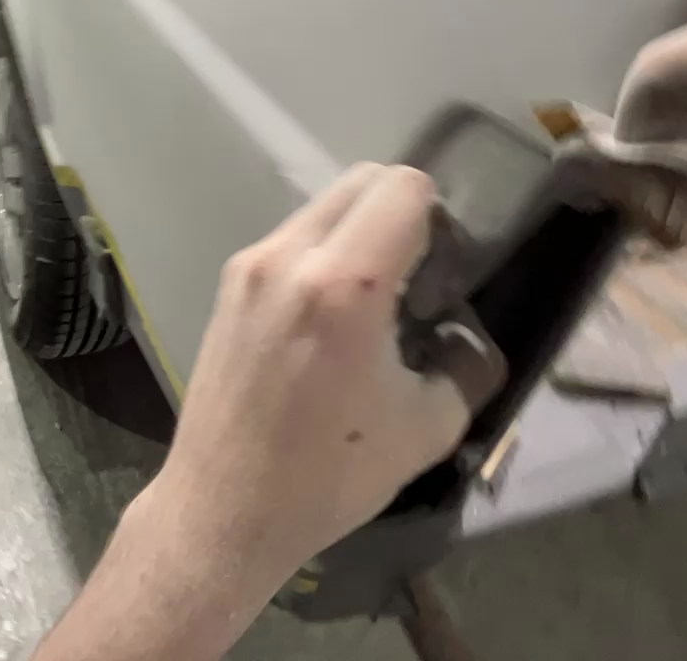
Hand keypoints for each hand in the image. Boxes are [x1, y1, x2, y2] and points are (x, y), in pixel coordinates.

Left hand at [139, 163, 470, 580]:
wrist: (222, 504)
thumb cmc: (327, 475)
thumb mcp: (425, 427)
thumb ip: (462, 363)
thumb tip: (464, 332)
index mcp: (342, 284)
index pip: (403, 189)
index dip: (438, 216)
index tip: (442, 266)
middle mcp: (289, 256)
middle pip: (362, 180)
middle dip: (402, 210)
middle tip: (415, 272)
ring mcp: (250, 264)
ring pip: (323, 206)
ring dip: (359, 229)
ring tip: (369, 297)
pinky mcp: (229, 281)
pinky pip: (292, 237)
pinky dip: (323, 250)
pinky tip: (326, 313)